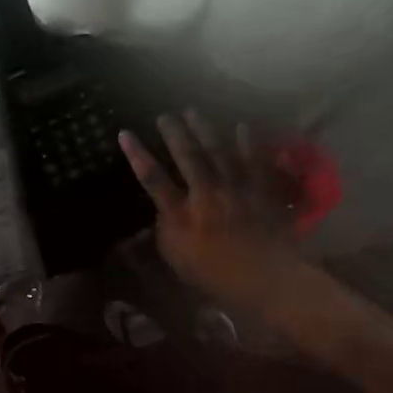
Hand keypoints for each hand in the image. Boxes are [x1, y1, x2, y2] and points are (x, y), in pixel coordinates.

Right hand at [119, 112, 304, 305]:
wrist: (267, 281)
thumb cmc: (217, 278)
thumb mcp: (178, 262)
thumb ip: (165, 233)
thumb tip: (161, 210)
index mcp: (181, 216)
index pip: (153, 179)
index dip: (137, 154)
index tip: (125, 132)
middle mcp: (206, 195)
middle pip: (187, 156)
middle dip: (173, 133)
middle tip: (165, 115)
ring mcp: (236, 189)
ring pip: (217, 151)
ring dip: (203, 129)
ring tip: (192, 111)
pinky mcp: (262, 190)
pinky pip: (254, 160)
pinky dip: (248, 142)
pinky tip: (241, 126)